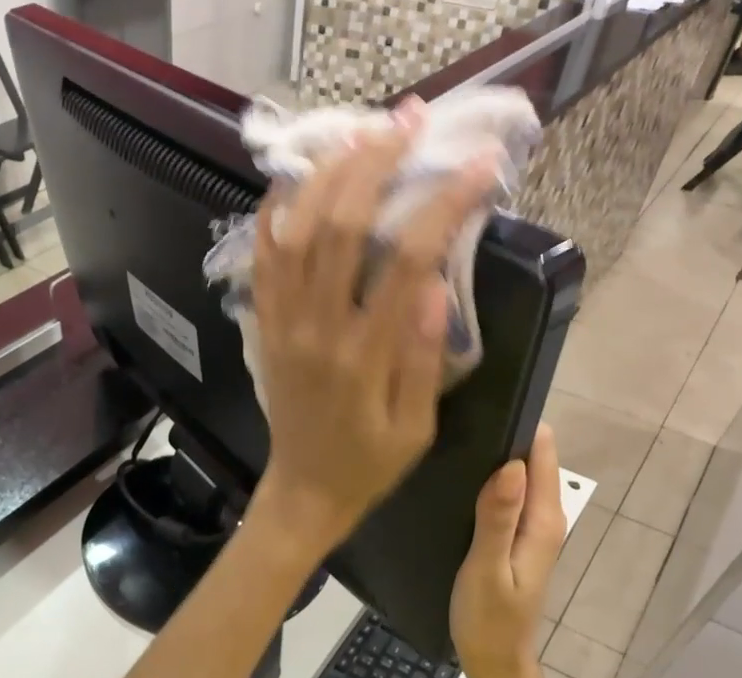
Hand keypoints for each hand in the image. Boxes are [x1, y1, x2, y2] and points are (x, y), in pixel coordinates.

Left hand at [249, 106, 500, 546]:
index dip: (443, 204)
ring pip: (296, 233)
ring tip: (359, 134)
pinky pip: (263, 261)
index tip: (478, 165)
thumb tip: (433, 285)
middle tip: (410, 122)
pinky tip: (297, 180)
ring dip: (326, 175)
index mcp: (364, 358)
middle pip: (341, 227)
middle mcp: (317, 331)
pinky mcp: (266, 328)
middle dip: (377, 165)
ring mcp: (283, 326)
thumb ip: (423, 359)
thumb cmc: (369, 464)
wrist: (304, 491)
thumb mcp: (416, 428)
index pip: (406, 260)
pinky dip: (276, 215)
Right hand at [451, 425, 566, 677]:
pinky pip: (505, 496)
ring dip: (492, 459)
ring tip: (450, 438)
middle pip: (531, 461)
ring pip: (516, 478)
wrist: (493, 662)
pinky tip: (456, 479)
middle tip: (455, 416)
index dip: (519, 425)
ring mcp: (528, 529)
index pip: (542, 454)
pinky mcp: (511, 539)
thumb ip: (498, 518)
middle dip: (502, 436)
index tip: (482, 401)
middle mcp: (543, 519)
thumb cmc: (488, 619)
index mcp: (542, 521)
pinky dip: (486, 482)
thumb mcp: (487, 569)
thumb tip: (512, 464)